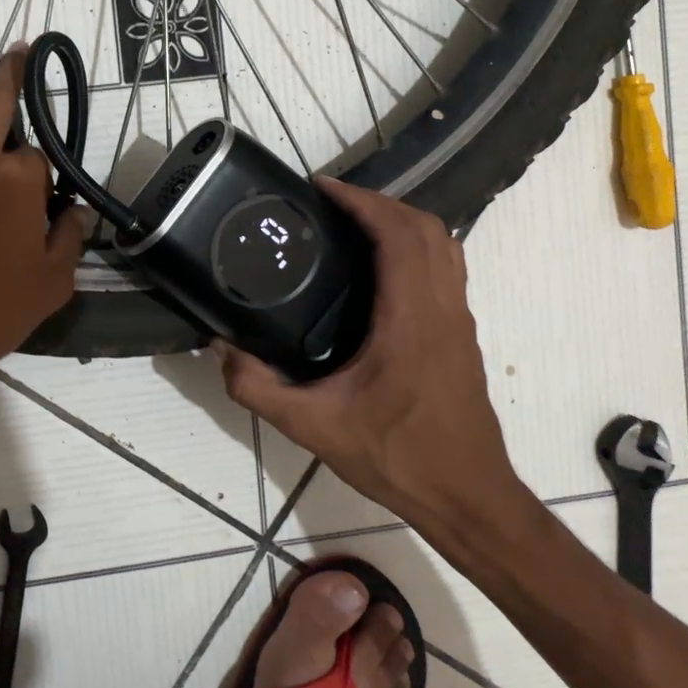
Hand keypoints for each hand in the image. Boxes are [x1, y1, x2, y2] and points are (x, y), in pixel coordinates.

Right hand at [214, 179, 521, 522]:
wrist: (467, 498)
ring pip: (444, 247)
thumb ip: (255, 386)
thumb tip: (220, 347)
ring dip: (401, 223)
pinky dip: (413, 248)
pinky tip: (373, 269)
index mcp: (411, 320)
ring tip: (349, 225)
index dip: (363, 202)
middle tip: (328, 204)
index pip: (400, 236)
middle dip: (380, 203)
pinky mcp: (459, 337)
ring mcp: (458, 322)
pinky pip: (444, 270)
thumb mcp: (310, 425)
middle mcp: (443, 310)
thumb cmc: (396, 456)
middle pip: (428, 229)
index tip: (321, 189)